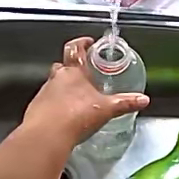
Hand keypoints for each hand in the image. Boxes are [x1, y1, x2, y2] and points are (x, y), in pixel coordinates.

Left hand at [22, 37, 149, 147]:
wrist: (46, 136)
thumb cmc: (76, 116)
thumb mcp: (106, 109)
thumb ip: (125, 103)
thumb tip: (142, 100)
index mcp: (73, 72)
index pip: (76, 48)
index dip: (82, 43)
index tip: (88, 42)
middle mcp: (56, 78)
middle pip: (63, 66)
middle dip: (74, 69)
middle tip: (86, 74)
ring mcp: (44, 93)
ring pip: (54, 84)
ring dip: (64, 88)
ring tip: (78, 99)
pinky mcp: (36, 109)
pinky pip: (47, 102)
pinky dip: (56, 105)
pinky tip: (65, 116)